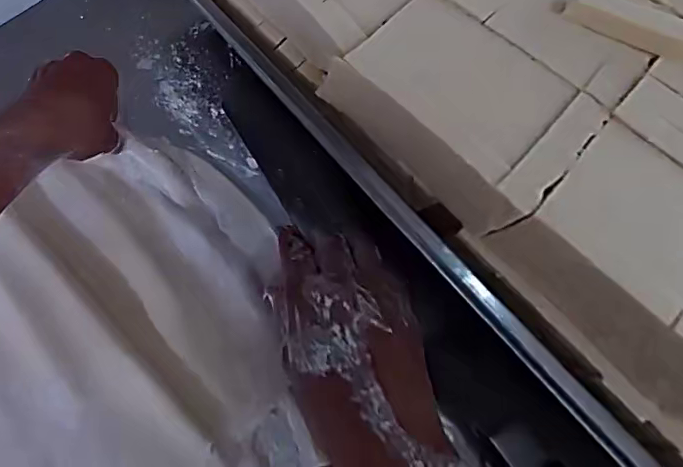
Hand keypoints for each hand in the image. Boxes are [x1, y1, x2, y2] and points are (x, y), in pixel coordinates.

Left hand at [0, 51, 120, 161]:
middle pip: (87, 77)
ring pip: (64, 80)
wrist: (37, 129)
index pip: (111, 84)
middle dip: (86, 95)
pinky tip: (48, 121)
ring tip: (65, 122)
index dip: (107, 104)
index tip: (103, 119)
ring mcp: (53, 68)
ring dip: (65, 95)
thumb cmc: (76, 126)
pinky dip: (47, 100)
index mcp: (104, 70)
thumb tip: (107, 138)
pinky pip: (45, 88)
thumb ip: (109, 134)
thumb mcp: (104, 139)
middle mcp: (79, 62)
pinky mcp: (32, 79)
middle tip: (85, 120)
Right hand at [276, 227, 455, 465]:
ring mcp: (377, 294)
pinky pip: (387, 272)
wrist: (390, 449)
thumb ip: (287, 320)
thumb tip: (278, 290)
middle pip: (329, 243)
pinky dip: (377, 269)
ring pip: (361, 248)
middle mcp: (342, 287)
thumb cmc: (331, 413)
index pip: (295, 252)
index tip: (288, 238)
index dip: (290, 242)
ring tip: (345, 251)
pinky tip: (373, 275)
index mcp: (308, 299)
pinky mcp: (404, 309)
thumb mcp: (295, 364)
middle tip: (316, 245)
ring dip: (350, 248)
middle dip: (321, 241)